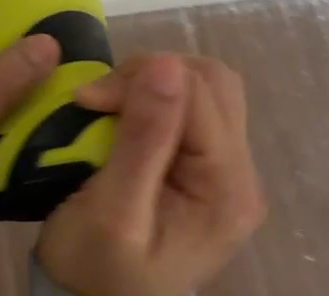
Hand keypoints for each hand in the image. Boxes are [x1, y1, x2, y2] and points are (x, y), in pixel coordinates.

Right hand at [37, 53, 265, 295]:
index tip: (88, 101)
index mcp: (227, 189)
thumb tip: (165, 62)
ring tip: (110, 108)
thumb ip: (143, 137)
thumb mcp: (114, 208)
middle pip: (211, 82)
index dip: (139, 81)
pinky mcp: (204, 164)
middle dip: (150, 75)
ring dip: (151, 82)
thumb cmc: (96, 265)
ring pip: (202, 85)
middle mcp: (240, 175)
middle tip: (102, 101)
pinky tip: (122, 120)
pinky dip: (151, 96)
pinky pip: (188, 104)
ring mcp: (225, 169)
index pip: (196, 93)